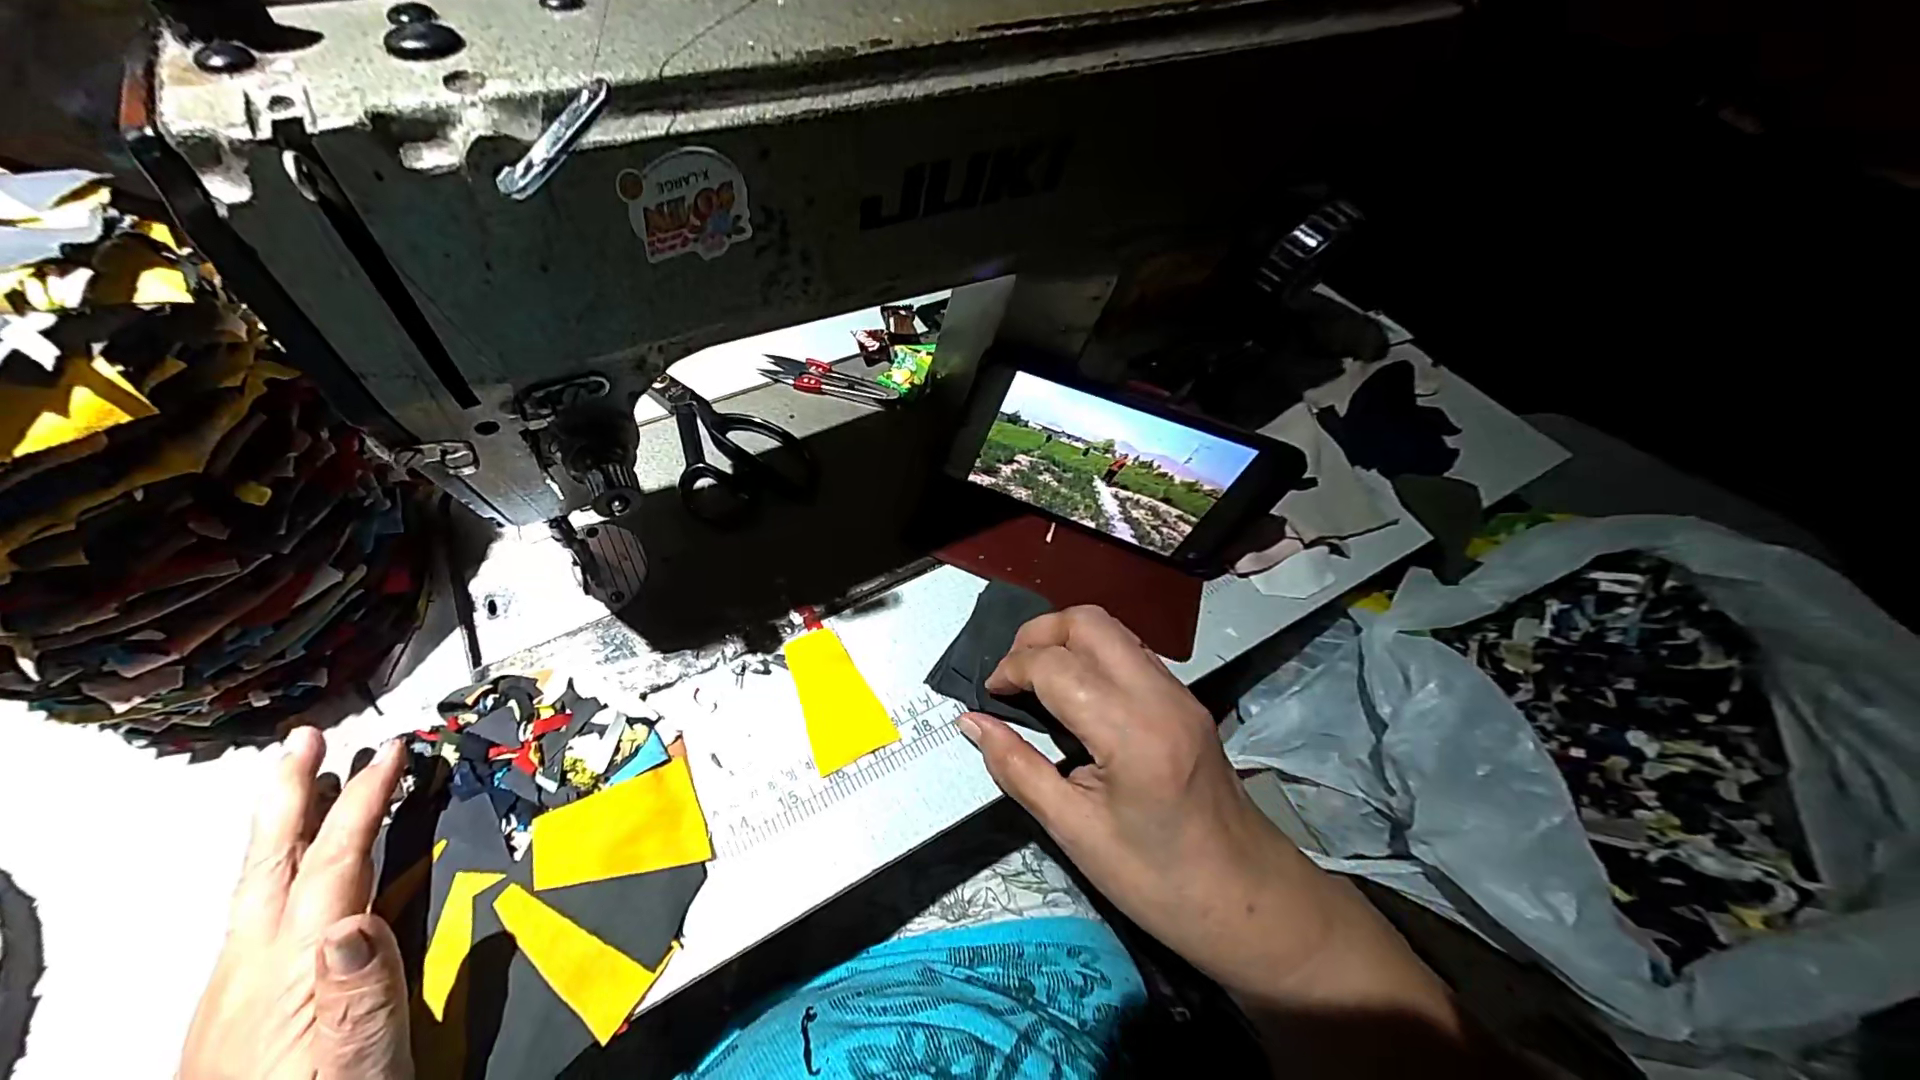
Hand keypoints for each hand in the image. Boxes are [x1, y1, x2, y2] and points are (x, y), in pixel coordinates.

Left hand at [180, 727, 412, 1079]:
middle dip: (290, 794)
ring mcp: (240, 990)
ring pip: (262, 885)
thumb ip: (361, 995)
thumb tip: (354, 924)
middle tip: (305, 741)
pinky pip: (268, 914)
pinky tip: (308, 877)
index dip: (363, 801)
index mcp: (294, 973)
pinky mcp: (245, 1008)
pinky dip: (288, 870)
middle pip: (271, 863)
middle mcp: (255, 972)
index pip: (333, 864)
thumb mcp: (363, 1064)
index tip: (389, 753)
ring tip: (306, 787)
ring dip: (286, 825)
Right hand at [958, 606, 1455, 1024]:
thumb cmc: (1161, 883)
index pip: (1055, 665)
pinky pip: (1129, 651)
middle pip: (1087, 621)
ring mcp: (1179, 692)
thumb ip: (1018, 769)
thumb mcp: (1075, 833)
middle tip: (1010, 678)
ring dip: (1065, 640)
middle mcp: (1160, 695)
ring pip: (1111, 629)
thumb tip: (973, 723)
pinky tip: (1074, 695)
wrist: (1253, 902)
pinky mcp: (1186, 700)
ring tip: (1036, 683)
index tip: (989, 697)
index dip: (1010, 671)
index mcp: (1132, 732)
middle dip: (1037, 636)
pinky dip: (1091, 655)